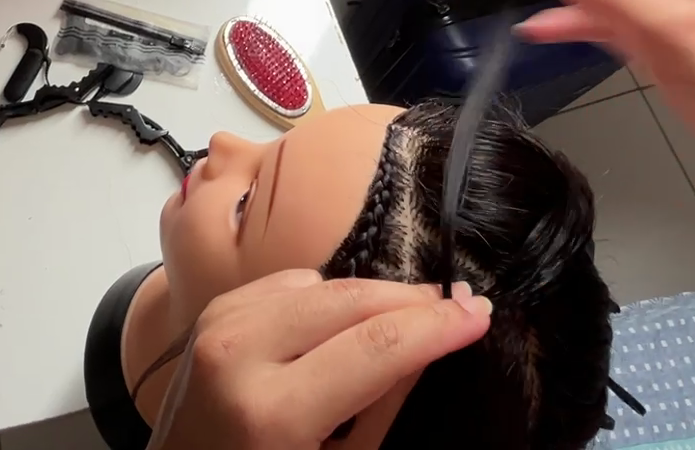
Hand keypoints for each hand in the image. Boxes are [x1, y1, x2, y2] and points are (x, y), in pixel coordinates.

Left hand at [148, 271, 491, 449]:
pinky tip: (341, 319)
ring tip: (411, 314)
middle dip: (411, 298)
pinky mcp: (216, 308)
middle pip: (349, 299)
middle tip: (459, 303)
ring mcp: (221, 321)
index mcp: (268, 412)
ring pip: (322, 281)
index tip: (478, 312)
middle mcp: (238, 350)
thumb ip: (380, 405)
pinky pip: (289, 282)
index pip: (373, 347)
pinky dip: (324, 294)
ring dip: (372, 294)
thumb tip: (430, 344)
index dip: (434, 325)